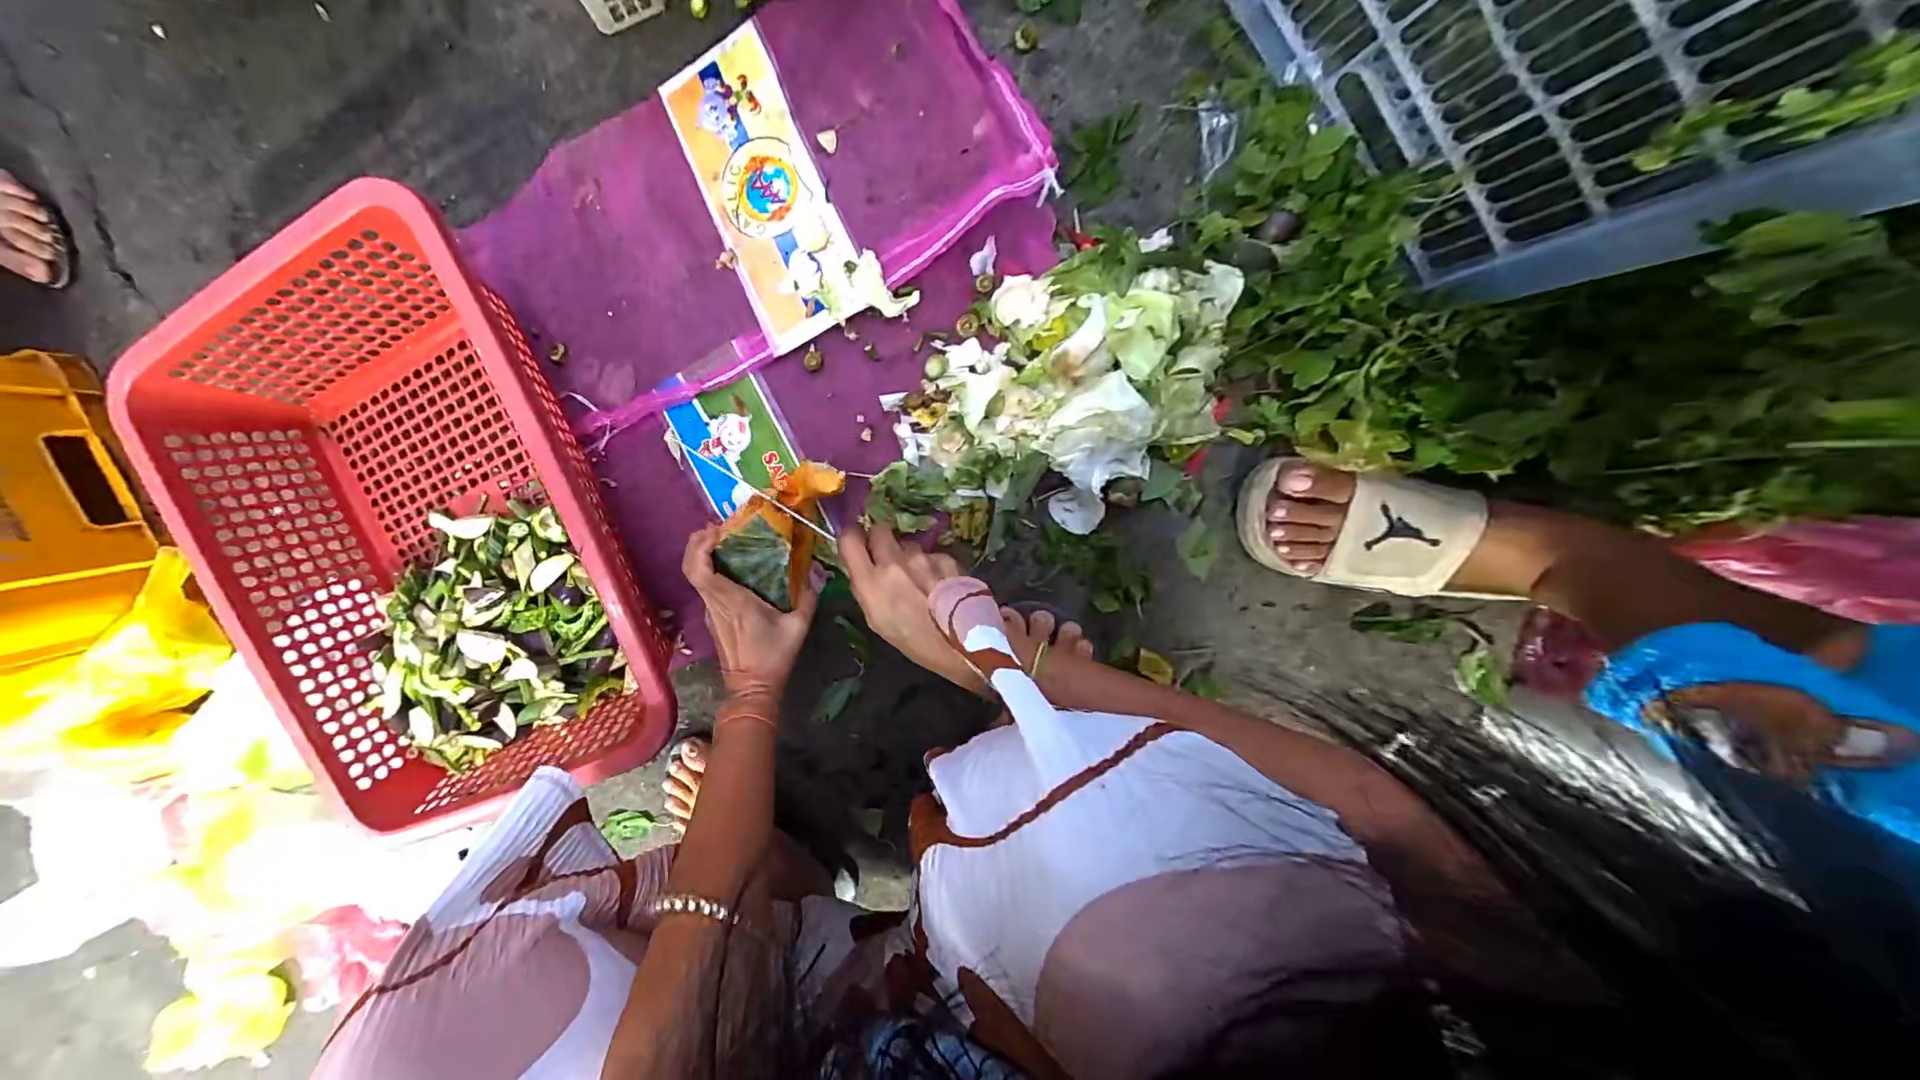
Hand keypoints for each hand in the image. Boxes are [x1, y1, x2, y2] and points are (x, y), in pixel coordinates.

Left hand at [682, 525, 817, 705]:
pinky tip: (732, 564)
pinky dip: (711, 568)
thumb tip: (817, 570)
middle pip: (691, 566)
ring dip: (703, 553)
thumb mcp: (798, 626)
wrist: (752, 689)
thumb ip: (808, 595)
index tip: (717, 529)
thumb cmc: (774, 657)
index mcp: (732, 602)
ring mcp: (710, 611)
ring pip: (696, 575)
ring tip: (726, 539)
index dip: (700, 546)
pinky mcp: (712, 617)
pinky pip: (705, 586)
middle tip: (719, 526)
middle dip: (698, 542)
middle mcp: (715, 603)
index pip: (700, 570)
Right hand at [838, 524, 983, 693]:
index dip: (852, 537)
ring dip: (909, 556)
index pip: (850, 539)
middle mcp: (893, 562)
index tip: (857, 541)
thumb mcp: (877, 621)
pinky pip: (932, 554)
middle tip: (888, 555)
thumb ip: (866, 588)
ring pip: (908, 544)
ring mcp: (921, 557)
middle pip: (880, 529)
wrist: (961, 644)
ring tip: (920, 579)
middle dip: (881, 538)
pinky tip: (941, 584)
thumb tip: (864, 566)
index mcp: (870, 582)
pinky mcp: (945, 557)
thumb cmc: (913, 641)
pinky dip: (933, 565)